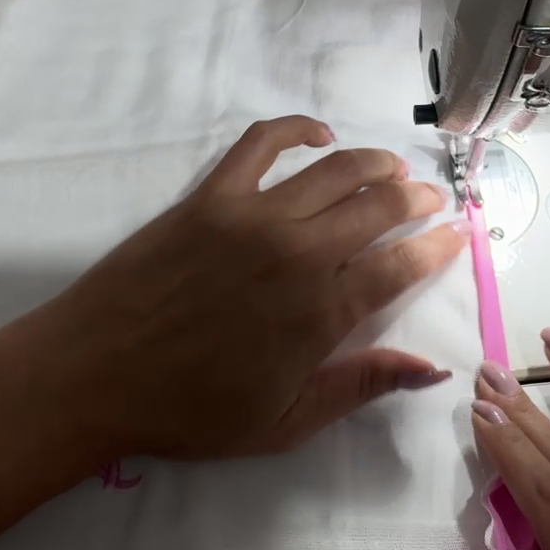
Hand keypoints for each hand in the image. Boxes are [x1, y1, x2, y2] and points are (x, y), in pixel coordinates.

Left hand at [0, 115, 470, 462]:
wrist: (92, 374)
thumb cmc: (191, 408)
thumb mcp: (286, 421)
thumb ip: (362, 385)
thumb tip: (436, 368)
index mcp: (320, 312)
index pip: (401, 265)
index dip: (438, 247)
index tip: (457, 235)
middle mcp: (299, 253)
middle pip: (379, 207)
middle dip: (418, 199)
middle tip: (432, 199)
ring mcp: (254, 215)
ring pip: (337, 169)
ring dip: (378, 163)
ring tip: (395, 169)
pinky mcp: (212, 193)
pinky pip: (263, 142)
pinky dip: (298, 128)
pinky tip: (321, 133)